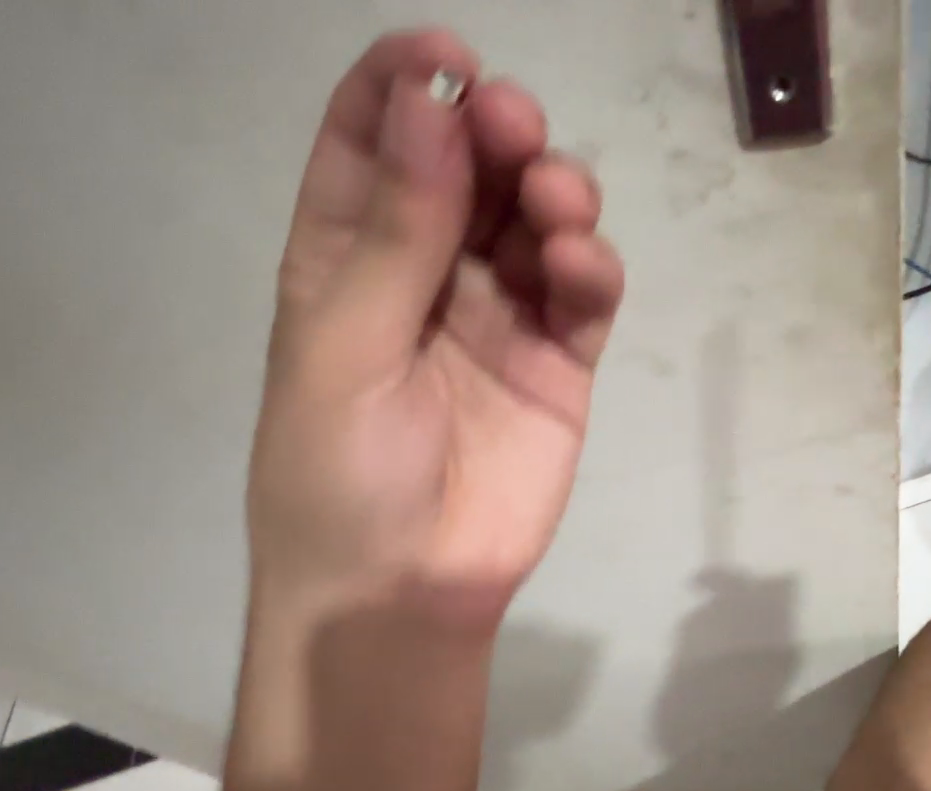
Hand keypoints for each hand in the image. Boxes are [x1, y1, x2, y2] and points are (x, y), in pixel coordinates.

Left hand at [248, 30, 624, 627]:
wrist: (404, 589)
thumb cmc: (339, 472)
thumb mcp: (344, 347)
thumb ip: (395, 235)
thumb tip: (435, 112)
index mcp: (347, 259)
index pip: (372, 146)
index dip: (403, 91)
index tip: (447, 60)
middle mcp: (429, 277)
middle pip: (469, 175)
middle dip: (494, 136)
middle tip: (514, 127)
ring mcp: (501, 321)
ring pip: (537, 228)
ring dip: (553, 196)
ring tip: (557, 205)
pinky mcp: (560, 367)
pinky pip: (583, 298)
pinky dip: (592, 271)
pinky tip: (583, 267)